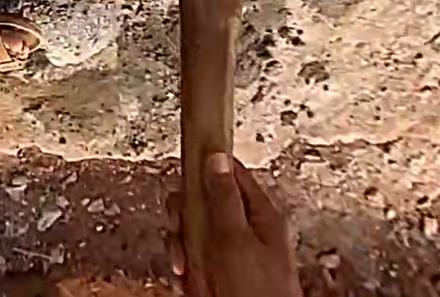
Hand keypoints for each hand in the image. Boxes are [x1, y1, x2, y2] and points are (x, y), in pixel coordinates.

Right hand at [167, 153, 300, 296]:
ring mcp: (230, 250)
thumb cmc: (256, 293)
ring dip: (180, 238)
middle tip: (180, 222)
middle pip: (205, 196)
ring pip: (193, 223)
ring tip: (182, 259)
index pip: (231, 170)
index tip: (185, 164)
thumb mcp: (236, 239)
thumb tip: (216, 156)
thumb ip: (224, 197)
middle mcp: (245, 228)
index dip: (207, 163)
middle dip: (185, 209)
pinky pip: (191, 251)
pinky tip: (184, 274)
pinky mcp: (217, 269)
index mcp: (260, 215)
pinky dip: (182, 259)